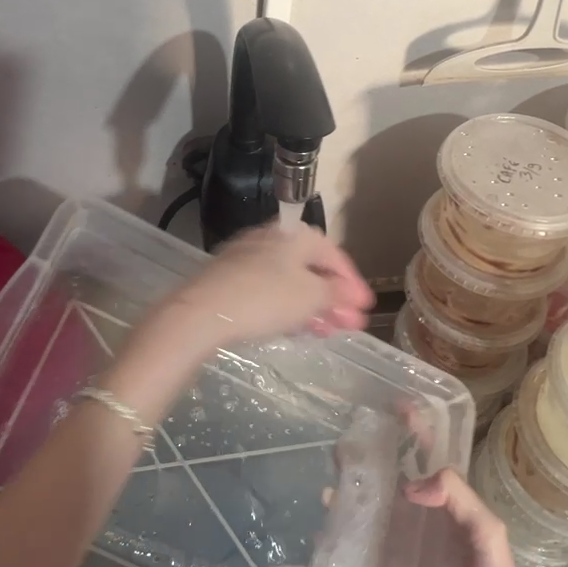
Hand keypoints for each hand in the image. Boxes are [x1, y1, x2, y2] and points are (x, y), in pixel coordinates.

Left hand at [161, 223, 373, 350]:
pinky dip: (287, 306)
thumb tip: (353, 294)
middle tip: (348, 325)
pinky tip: (295, 327)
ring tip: (325, 332)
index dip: (352, 282)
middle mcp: (272, 238)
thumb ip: (336, 294)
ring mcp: (248, 256)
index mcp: (296, 235)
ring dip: (312, 304)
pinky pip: (269, 289)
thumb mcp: (310, 297)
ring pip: (290, 280)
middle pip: (311, 267)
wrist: (203, 311)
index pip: (334, 254)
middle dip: (333, 297)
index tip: (364, 308)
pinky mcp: (231, 277)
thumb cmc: (265, 298)